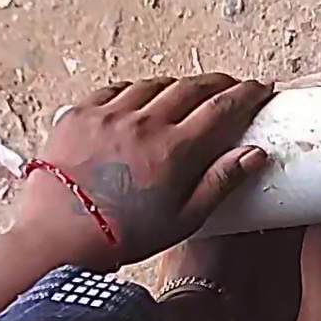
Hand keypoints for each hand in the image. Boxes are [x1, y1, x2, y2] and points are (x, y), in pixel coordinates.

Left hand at [13, 74, 274, 268]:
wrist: (60, 237)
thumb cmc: (125, 235)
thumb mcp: (185, 218)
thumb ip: (221, 182)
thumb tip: (255, 154)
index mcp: (174, 150)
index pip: (222, 108)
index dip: (246, 94)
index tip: (260, 88)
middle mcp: (144, 122)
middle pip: (191, 87)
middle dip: (218, 83)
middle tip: (232, 87)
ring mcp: (109, 113)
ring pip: (155, 84)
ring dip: (179, 85)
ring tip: (190, 94)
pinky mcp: (81, 113)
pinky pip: (117, 89)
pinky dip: (138, 90)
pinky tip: (144, 99)